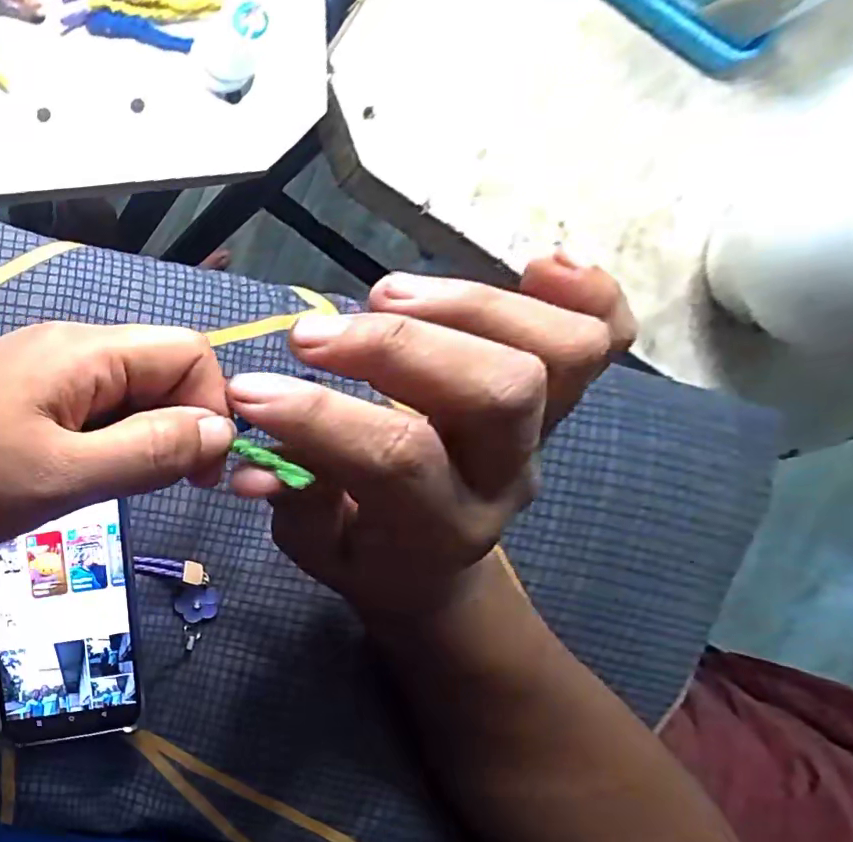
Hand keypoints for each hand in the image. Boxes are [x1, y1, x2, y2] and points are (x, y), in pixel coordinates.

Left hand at [0, 322, 236, 544]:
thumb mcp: (63, 476)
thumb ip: (147, 452)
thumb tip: (221, 430)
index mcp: (80, 350)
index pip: (186, 351)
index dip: (210, 408)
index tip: (201, 475)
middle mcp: (62, 343)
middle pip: (153, 368)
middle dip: (169, 426)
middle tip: (147, 488)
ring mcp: (33, 365)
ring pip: (117, 392)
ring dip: (131, 437)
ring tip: (101, 485)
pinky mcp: (14, 391)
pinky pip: (80, 406)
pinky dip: (95, 439)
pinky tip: (69, 473)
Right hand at [227, 253, 637, 619]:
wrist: (428, 566)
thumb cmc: (359, 553)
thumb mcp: (311, 546)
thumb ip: (294, 504)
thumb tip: (248, 471)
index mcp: (434, 528)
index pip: (393, 459)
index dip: (319, 416)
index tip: (247, 389)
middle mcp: (502, 479)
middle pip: (492, 392)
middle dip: (395, 347)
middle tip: (308, 334)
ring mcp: (542, 437)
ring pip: (554, 354)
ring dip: (467, 307)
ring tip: (380, 292)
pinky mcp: (562, 403)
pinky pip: (606, 341)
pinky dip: (582, 295)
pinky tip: (538, 264)